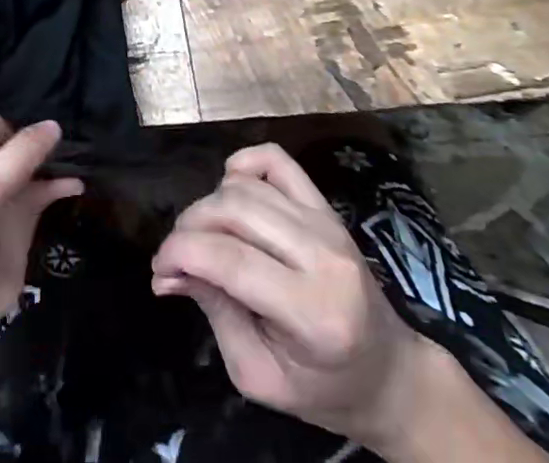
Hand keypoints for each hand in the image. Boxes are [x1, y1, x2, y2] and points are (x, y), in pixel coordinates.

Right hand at [150, 143, 427, 449]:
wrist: (389, 375)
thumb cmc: (321, 387)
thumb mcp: (257, 374)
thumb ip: (213, 312)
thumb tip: (166, 272)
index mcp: (313, 313)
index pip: (228, 258)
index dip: (178, 253)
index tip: (160, 271)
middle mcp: (324, 258)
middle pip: (231, 210)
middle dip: (187, 228)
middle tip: (177, 261)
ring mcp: (328, 225)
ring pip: (245, 185)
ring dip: (208, 206)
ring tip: (205, 239)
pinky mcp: (326, 208)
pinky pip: (274, 160)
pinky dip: (242, 166)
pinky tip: (230, 193)